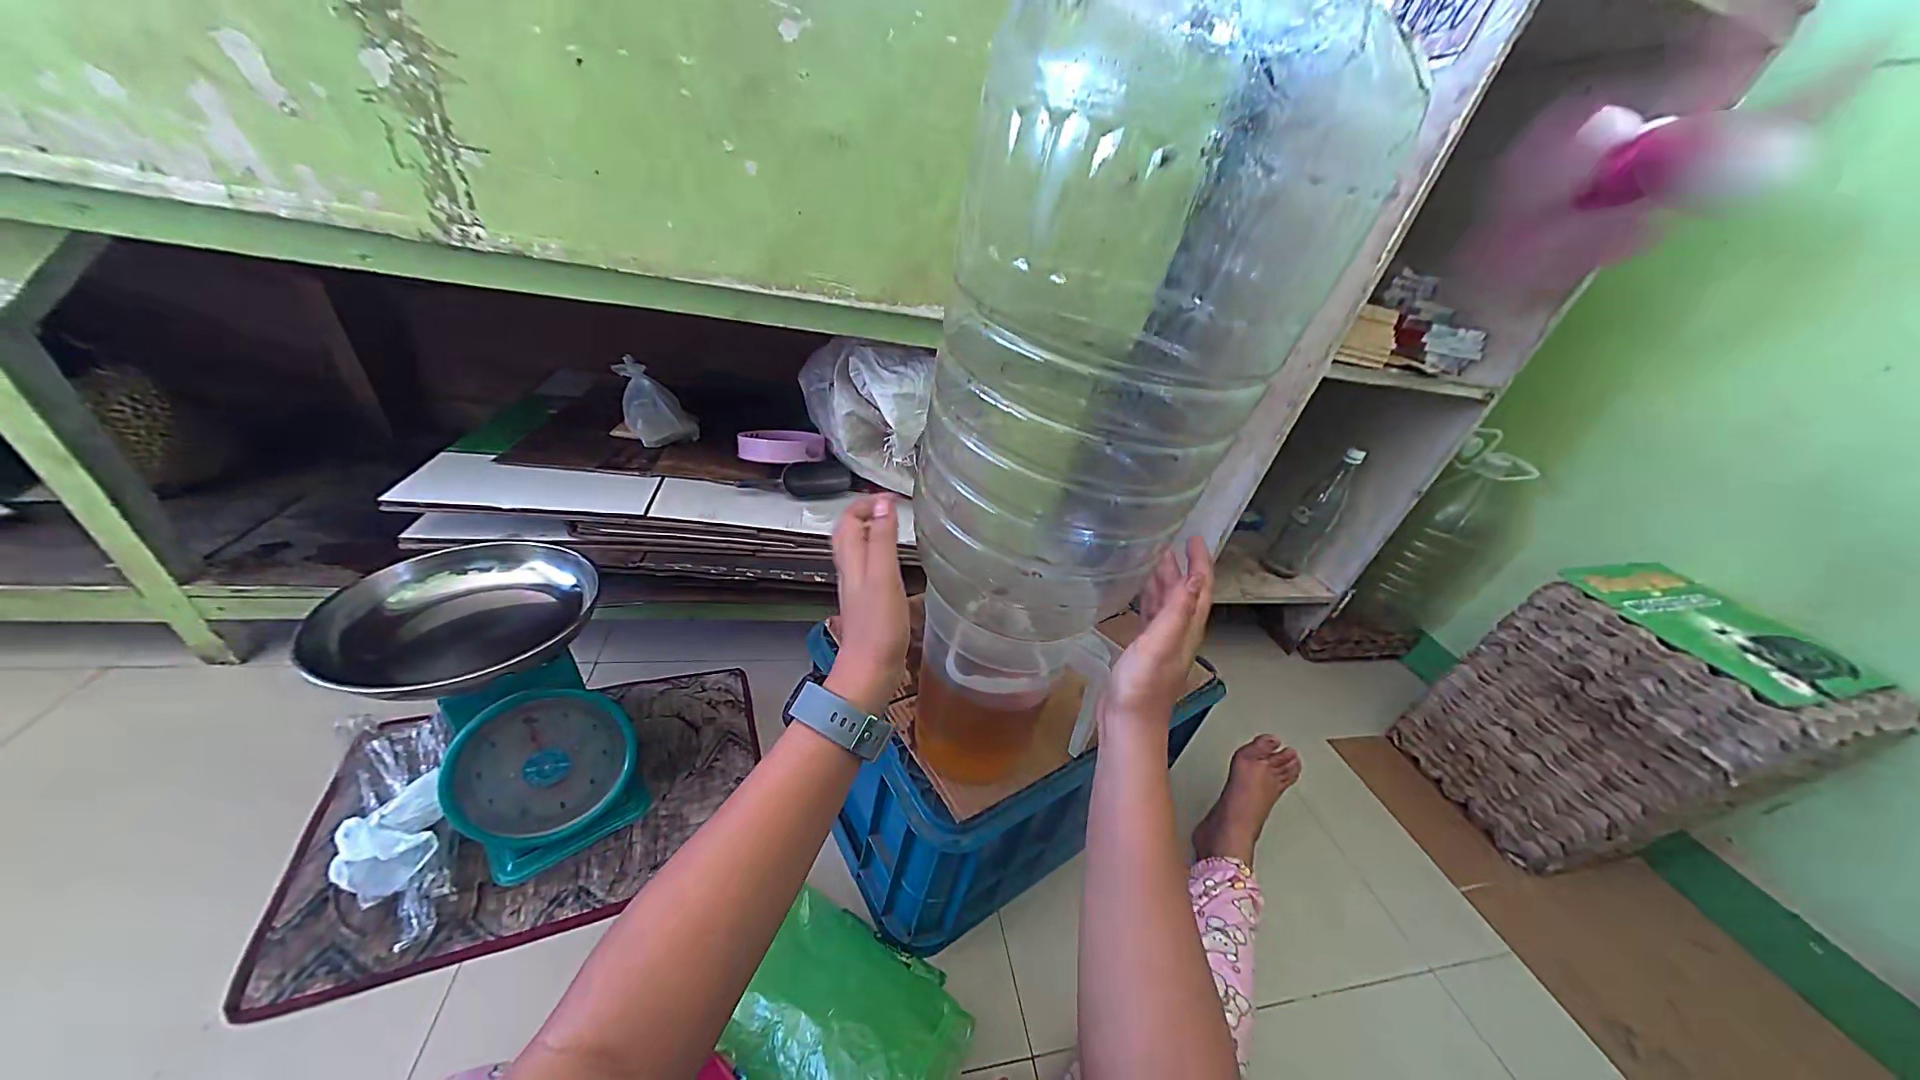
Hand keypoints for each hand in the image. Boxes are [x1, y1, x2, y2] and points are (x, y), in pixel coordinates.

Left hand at [825, 494, 909, 714]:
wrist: (870, 673)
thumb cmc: (877, 629)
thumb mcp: (883, 578)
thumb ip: (882, 541)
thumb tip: (883, 505)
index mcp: (851, 563)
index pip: (847, 521)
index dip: (865, 504)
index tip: (891, 498)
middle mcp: (851, 573)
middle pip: (848, 535)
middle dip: (865, 515)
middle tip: (890, 508)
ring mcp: (858, 591)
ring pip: (857, 553)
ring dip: (872, 535)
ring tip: (894, 529)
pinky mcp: (868, 606)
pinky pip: (869, 572)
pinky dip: (880, 558)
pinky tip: (896, 566)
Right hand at [1099, 537, 1213, 747]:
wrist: (1128, 722)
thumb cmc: (1142, 686)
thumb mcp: (1160, 643)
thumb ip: (1177, 611)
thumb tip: (1196, 577)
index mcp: (1187, 629)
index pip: (1200, 588)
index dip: (1200, 561)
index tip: (1195, 538)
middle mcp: (1179, 634)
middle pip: (1186, 592)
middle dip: (1182, 565)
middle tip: (1171, 540)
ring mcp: (1162, 643)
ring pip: (1168, 603)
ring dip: (1164, 579)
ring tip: (1153, 557)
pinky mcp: (1145, 650)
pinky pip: (1152, 615)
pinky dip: (1149, 598)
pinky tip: (1138, 593)